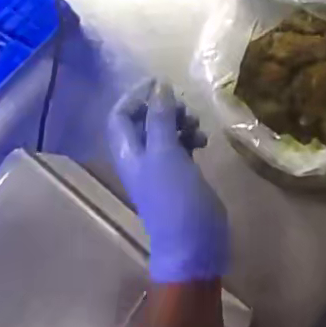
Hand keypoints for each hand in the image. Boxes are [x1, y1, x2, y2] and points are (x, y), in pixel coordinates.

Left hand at [108, 80, 228, 283]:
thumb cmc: (174, 197)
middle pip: (144, 121)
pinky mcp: (181, 174)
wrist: (193, 242)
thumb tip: (159, 86)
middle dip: (164, 108)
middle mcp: (141, 157)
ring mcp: (161, 167)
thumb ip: (160, 118)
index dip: (136, 96)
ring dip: (181, 122)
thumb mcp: (165, 153)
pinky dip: (192, 138)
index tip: (161, 84)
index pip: (120, 115)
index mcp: (129, 152)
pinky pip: (182, 146)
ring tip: (197, 126)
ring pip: (166, 132)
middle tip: (185, 109)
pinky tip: (204, 141)